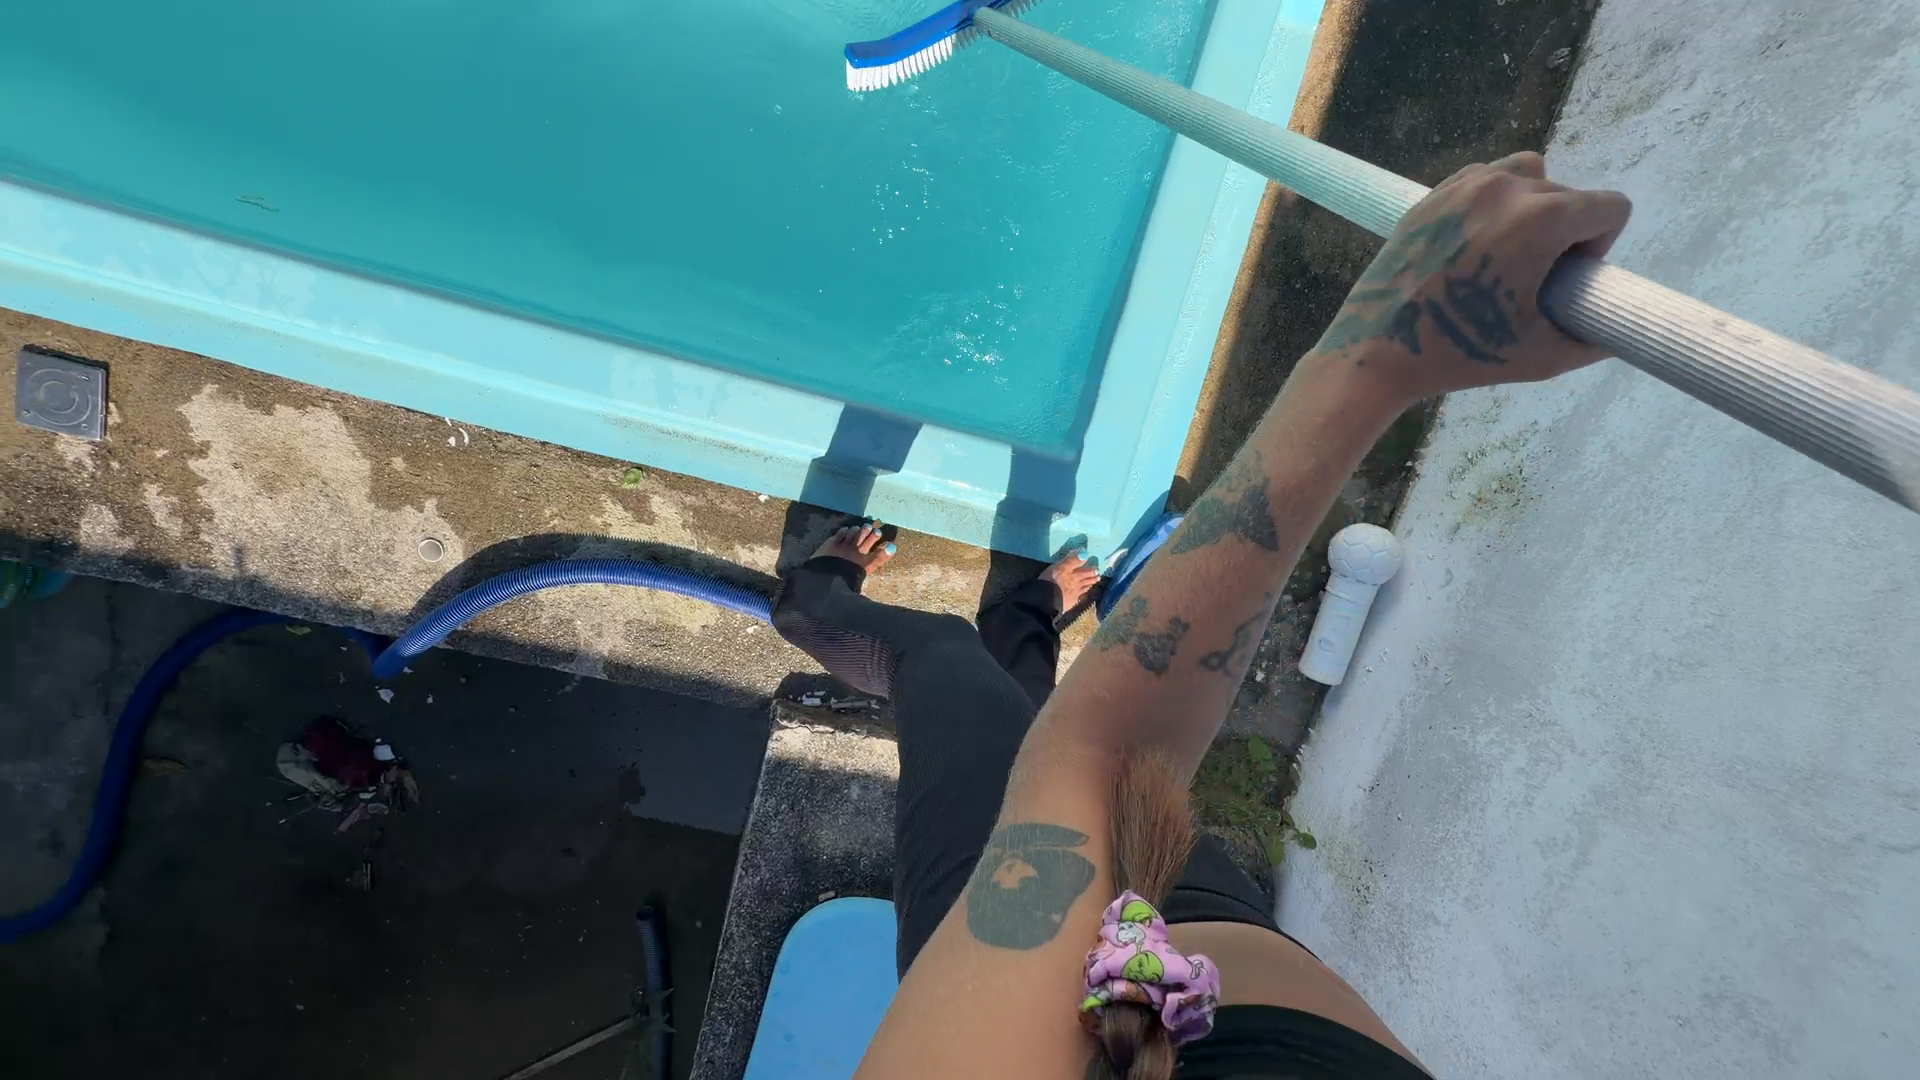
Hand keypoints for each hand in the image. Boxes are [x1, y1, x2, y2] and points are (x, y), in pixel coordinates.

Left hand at [1314, 152, 1631, 400]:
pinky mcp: (1428, 199)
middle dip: (1560, 232)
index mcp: (1542, 218)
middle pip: (1567, 193)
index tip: (1563, 279)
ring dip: (1528, 206)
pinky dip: (1488, 202)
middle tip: (1522, 278)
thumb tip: (1626, 329)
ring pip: (1526, 174)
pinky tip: (1472, 243)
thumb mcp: (1543, 356)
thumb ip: (1598, 338)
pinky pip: (1480, 180)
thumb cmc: (1459, 356)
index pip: (1610, 208)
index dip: (1597, 247)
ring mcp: (1461, 189)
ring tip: (1502, 254)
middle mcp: (1504, 189)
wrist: (1376, 353)